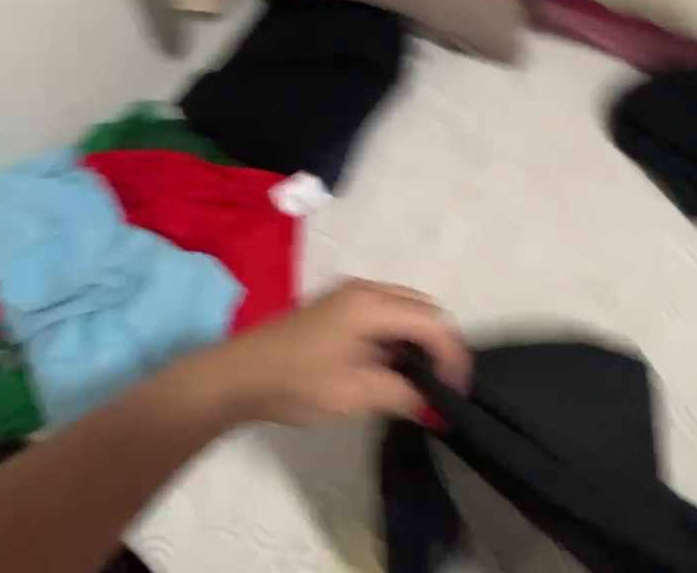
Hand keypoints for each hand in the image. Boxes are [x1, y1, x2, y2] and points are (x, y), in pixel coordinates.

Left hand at [186, 279, 469, 426]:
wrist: (239, 375)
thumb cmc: (297, 382)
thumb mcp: (355, 395)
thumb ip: (403, 395)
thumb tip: (436, 407)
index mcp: (371, 304)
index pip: (431, 321)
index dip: (451, 355)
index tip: (456, 392)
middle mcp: (364, 289)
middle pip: (421, 307)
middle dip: (439, 343)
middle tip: (442, 386)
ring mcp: (348, 295)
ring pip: (403, 308)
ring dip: (418, 339)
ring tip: (419, 381)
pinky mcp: (337, 307)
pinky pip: (384, 312)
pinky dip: (398, 335)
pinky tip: (391, 367)